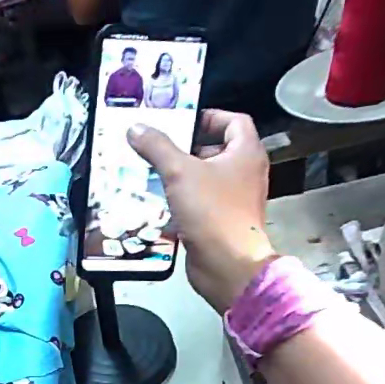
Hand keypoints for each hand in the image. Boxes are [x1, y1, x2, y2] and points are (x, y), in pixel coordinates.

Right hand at [128, 109, 277, 312]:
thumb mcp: (180, 173)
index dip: (208, 117)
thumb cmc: (215, 215)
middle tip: (161, 150)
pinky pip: (200, 205)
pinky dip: (182, 203)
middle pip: (216, 151)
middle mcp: (245, 175)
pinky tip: (160, 207)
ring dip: (180, 178)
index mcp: (246, 153)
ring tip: (155, 176)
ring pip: (205, 180)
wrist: (227, 266)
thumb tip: (138, 129)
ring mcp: (234, 200)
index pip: (233, 121)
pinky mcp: (221, 223)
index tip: (183, 122)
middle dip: (186, 150)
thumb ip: (158, 147)